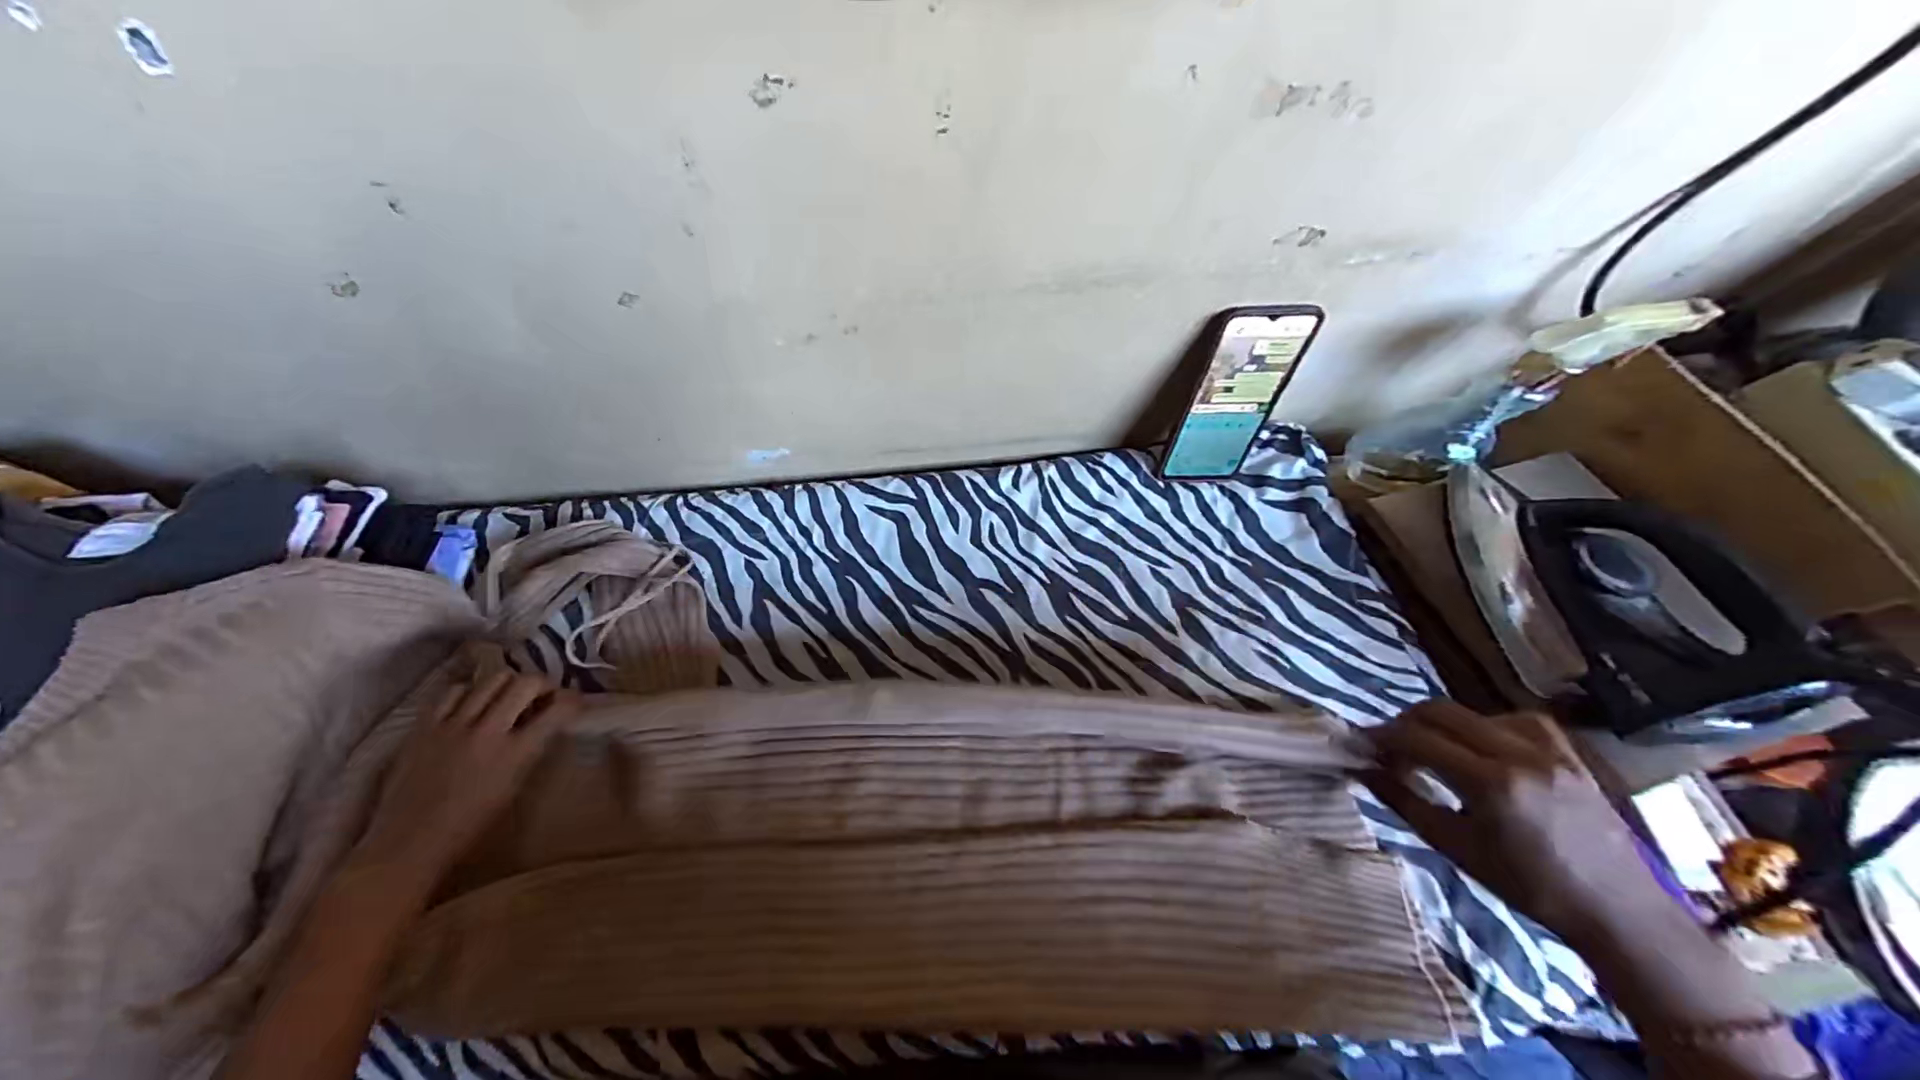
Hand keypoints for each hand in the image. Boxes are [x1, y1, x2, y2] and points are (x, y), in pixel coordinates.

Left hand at [349, 671, 580, 897]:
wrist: (408, 845)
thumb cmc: (470, 827)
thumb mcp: (514, 788)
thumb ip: (529, 751)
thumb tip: (543, 724)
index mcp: (515, 753)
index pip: (557, 709)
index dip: (573, 700)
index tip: (574, 702)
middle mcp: (487, 731)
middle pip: (525, 683)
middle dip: (542, 685)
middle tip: (542, 696)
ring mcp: (453, 726)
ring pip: (492, 679)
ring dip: (508, 684)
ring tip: (507, 698)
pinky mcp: (424, 727)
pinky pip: (453, 691)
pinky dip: (469, 692)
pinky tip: (471, 705)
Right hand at [1361, 701, 1667, 943]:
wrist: (1617, 910)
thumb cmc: (1527, 886)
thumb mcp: (1453, 846)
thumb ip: (1403, 800)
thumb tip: (1362, 770)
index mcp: (1490, 783)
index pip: (1417, 737)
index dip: (1381, 737)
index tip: (1362, 745)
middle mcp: (1519, 755)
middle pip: (1441, 711)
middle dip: (1406, 723)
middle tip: (1390, 747)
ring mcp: (1550, 750)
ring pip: (1474, 712)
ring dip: (1444, 725)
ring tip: (1434, 752)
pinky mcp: (1569, 753)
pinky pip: (1515, 720)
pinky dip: (1486, 726)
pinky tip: (1482, 749)